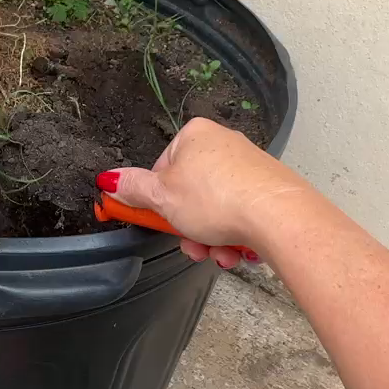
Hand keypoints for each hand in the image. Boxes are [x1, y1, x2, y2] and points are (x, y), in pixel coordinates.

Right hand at [98, 118, 313, 268]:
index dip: (157, 200)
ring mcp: (248, 168)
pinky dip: (233, 237)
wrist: (279, 217)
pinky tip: (236, 251)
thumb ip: (132, 188)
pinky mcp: (268, 190)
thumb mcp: (162, 197)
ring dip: (209, 239)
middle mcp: (223, 144)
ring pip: (215, 210)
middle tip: (190, 244)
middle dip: (187, 228)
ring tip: (217, 253)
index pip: (162, 167)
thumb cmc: (219, 199)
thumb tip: (109, 180)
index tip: (156, 219)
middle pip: (189, 193)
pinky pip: (239, 215)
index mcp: (195, 135)